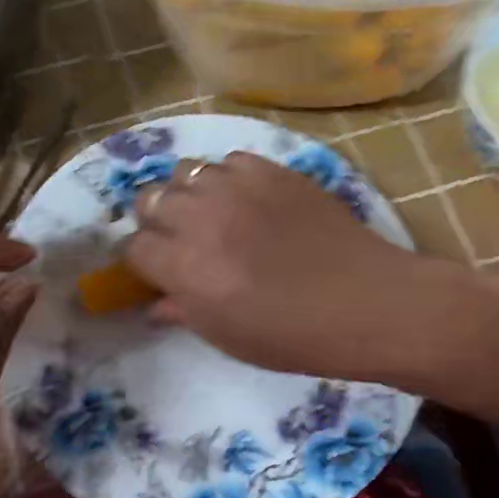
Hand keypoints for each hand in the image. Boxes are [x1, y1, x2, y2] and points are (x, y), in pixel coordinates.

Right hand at [125, 152, 452, 379]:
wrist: (364, 302)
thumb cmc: (293, 335)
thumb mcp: (227, 337)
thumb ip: (183, 312)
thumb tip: (155, 302)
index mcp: (184, 266)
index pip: (135, 247)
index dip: (144, 261)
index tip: (161, 271)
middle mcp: (201, 217)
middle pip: (150, 200)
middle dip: (158, 221)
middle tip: (183, 241)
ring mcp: (238, 186)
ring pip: (185, 171)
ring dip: (188, 193)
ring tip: (212, 214)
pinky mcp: (272, 170)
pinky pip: (230, 160)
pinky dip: (229, 178)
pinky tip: (248, 200)